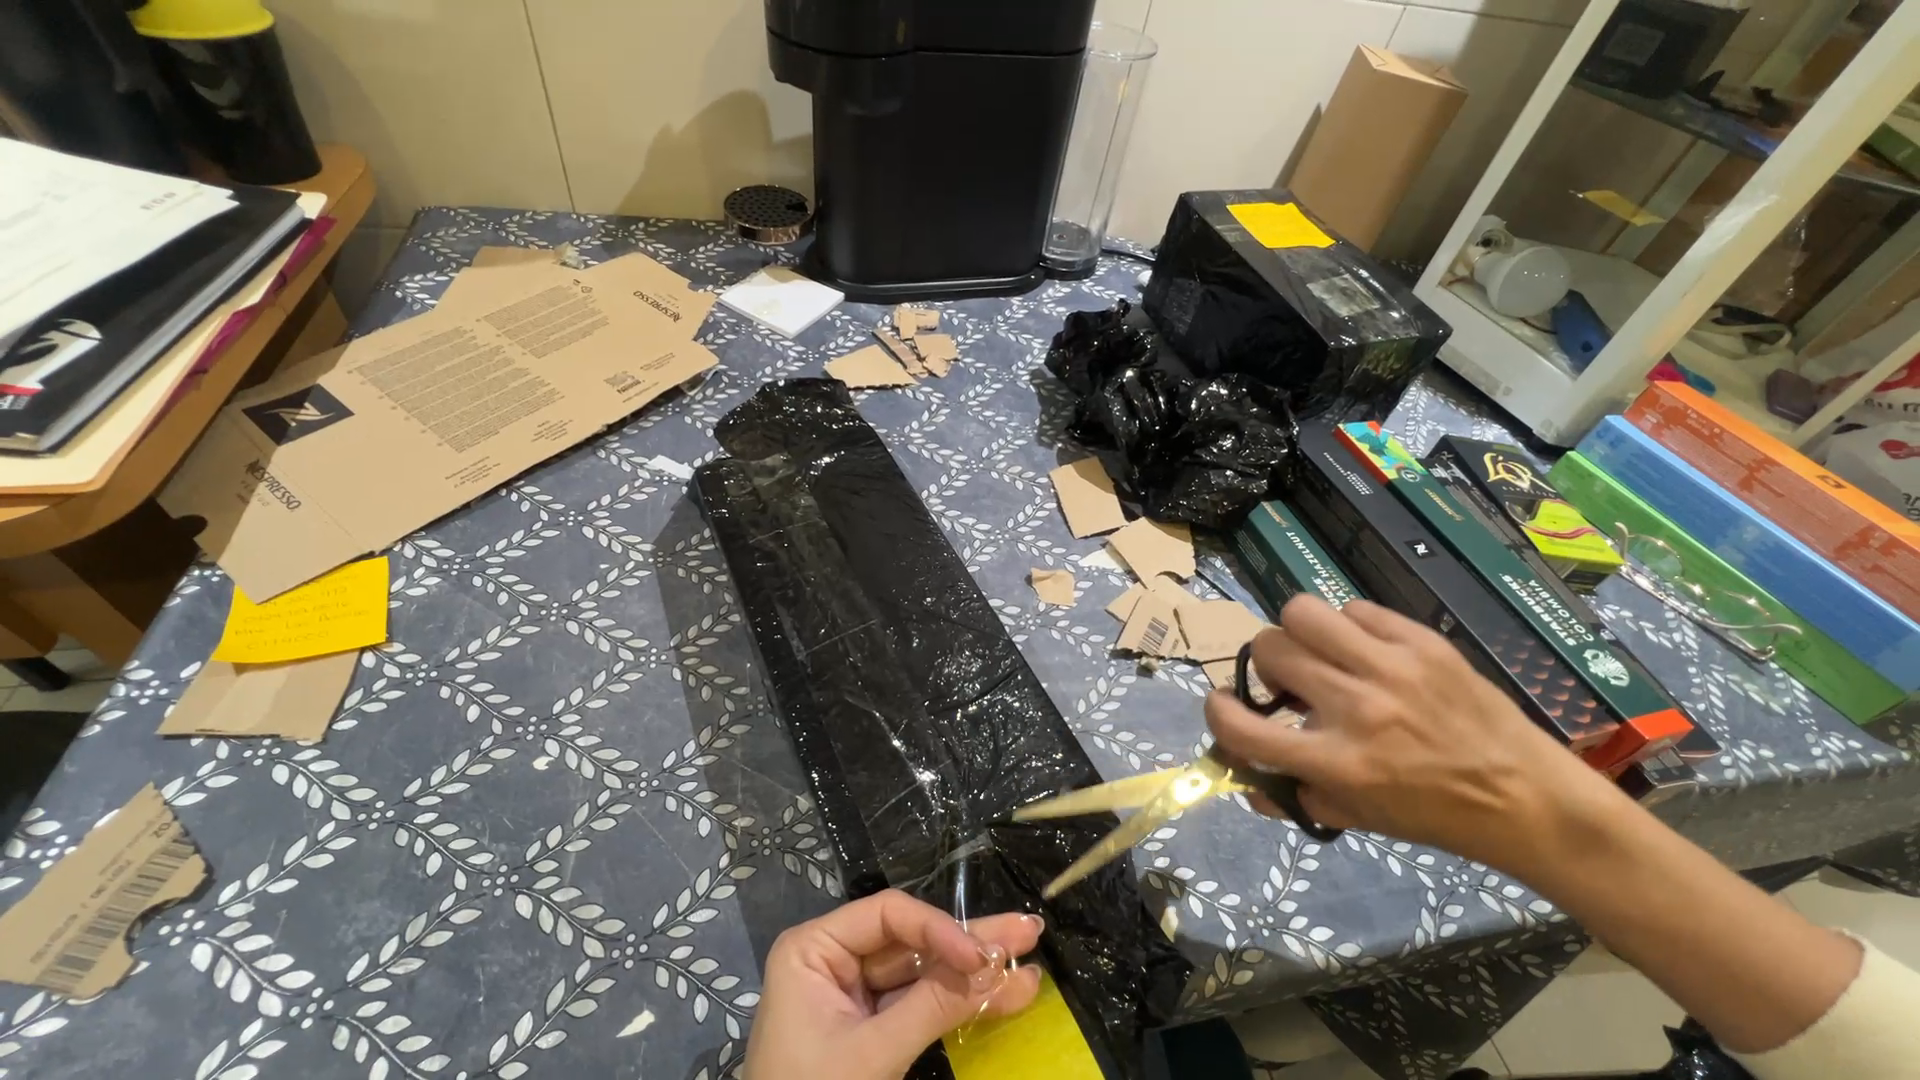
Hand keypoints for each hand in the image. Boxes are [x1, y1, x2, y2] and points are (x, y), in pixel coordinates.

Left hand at [744, 890, 1043, 1079]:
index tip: (980, 958)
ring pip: (924, 971)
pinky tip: (1006, 991)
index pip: (888, 915)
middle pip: (912, 939)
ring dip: (976, 971)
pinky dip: (961, 1002)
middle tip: (1027, 930)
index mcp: (814, 948)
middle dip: (971, 940)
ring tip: (1028, 957)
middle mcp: (835, 958)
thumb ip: (933, 1006)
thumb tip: (997, 967)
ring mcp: (855, 994)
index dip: (939, 929)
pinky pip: (921, 1004)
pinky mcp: (872, 1026)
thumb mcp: (871, 1054)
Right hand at [1205, 595, 1622, 873]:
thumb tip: (1243, 774)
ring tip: (1321, 656)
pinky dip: (1347, 627)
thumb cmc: (1433, 816)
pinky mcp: (1423, 642)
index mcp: (1336, 763)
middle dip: (1266, 666)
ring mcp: (1391, 668)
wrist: (1527, 797)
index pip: (1243, 729)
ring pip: (1303, 612)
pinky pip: (1356, 609)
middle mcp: (1356, 709)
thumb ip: (1291, 794)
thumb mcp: (1354, 818)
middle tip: (1290, 684)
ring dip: (1297, 633)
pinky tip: (1364, 651)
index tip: (1223, 705)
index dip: (1217, 712)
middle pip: (1269, 651)